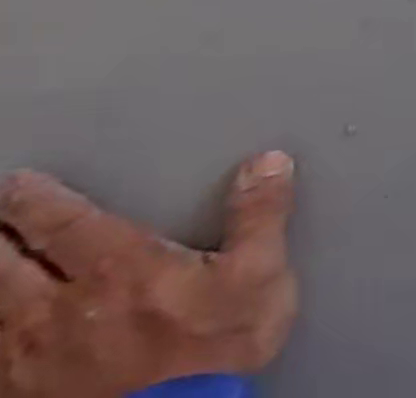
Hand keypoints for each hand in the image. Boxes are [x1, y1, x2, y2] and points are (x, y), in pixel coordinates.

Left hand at [0, 152, 298, 397]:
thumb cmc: (217, 347)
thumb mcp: (260, 272)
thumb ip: (260, 214)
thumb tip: (267, 162)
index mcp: (123, 270)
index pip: (67, 224)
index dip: (38, 200)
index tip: (20, 183)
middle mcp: (62, 305)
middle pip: (5, 262)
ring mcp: (28, 353)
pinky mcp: (18, 388)